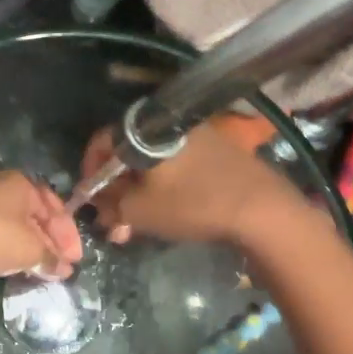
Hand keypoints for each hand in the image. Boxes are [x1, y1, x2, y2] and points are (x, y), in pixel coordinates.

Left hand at [0, 171, 83, 278]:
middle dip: (50, 243)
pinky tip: (12, 264)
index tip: (76, 260)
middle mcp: (2, 187)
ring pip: (15, 226)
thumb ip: (50, 258)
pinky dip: (9, 248)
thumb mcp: (29, 249)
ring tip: (40, 270)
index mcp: (23, 185)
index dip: (69, 236)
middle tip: (60, 268)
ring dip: (30, 248)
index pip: (57, 209)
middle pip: (36, 216)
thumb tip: (63, 268)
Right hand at [80, 117, 313, 247]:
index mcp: (148, 131)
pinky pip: (179, 169)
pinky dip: (164, 190)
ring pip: (155, 165)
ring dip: (139, 194)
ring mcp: (199, 138)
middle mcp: (171, 126)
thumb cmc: (193, 204)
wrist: (263, 211)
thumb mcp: (138, 211)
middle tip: (112, 220)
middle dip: (116, 190)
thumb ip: (110, 205)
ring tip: (135, 227)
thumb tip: (98, 202)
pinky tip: (164, 216)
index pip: (103, 140)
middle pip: (130, 155)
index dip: (89, 170)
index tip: (89, 199)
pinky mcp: (220, 154)